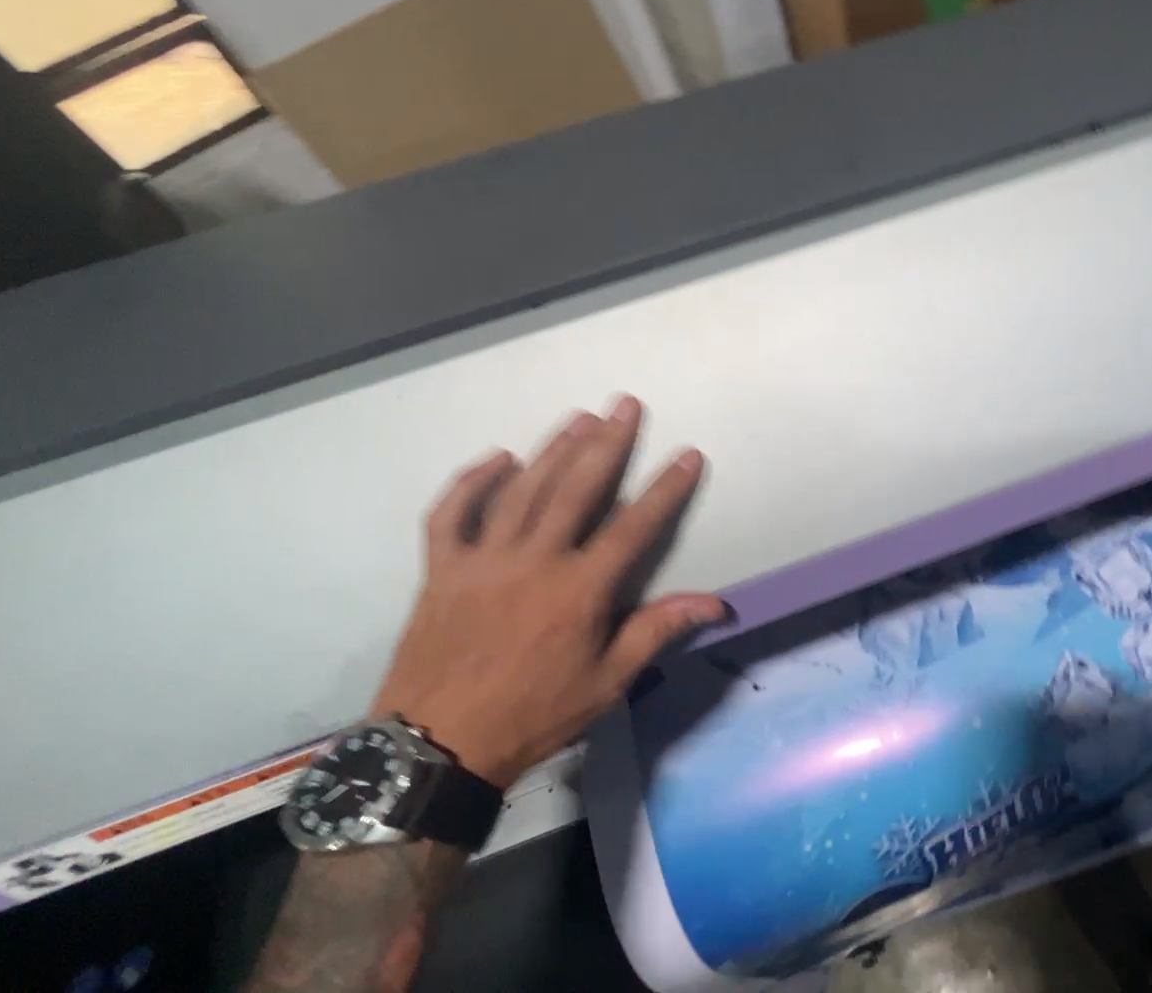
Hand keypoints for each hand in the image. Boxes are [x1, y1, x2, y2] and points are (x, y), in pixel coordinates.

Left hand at [370, 396, 726, 787]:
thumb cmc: (533, 716)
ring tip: (580, 417)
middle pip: (576, 489)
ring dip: (554, 448)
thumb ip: (655, 632)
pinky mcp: (442, 568)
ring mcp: (482, 560)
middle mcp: (533, 561)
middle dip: (607, 443)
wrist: (437, 747)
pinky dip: (472, 481)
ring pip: (522, 489)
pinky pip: (451, 513)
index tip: (687, 455)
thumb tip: (715, 604)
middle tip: (625, 404)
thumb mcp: (606, 684)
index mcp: (578, 591)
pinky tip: (498, 457)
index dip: (664, 489)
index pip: (633, 527)